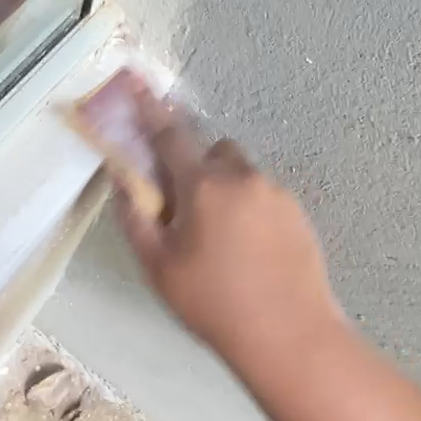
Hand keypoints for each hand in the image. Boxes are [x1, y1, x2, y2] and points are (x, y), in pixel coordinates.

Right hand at [112, 77, 347, 370]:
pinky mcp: (298, 213)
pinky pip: (263, 195)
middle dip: (196, 167)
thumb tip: (122, 181)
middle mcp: (242, 177)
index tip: (136, 82)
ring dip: (224, 189)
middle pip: (212, 151)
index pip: (169, 135)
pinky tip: (250, 251)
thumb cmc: (213, 304)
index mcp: (203, 185)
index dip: (149, 109)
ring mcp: (275, 193)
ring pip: (240, 174)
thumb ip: (135, 218)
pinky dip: (249, 208)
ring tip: (222, 239)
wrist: (291, 338)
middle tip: (187, 209)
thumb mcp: (158, 267)